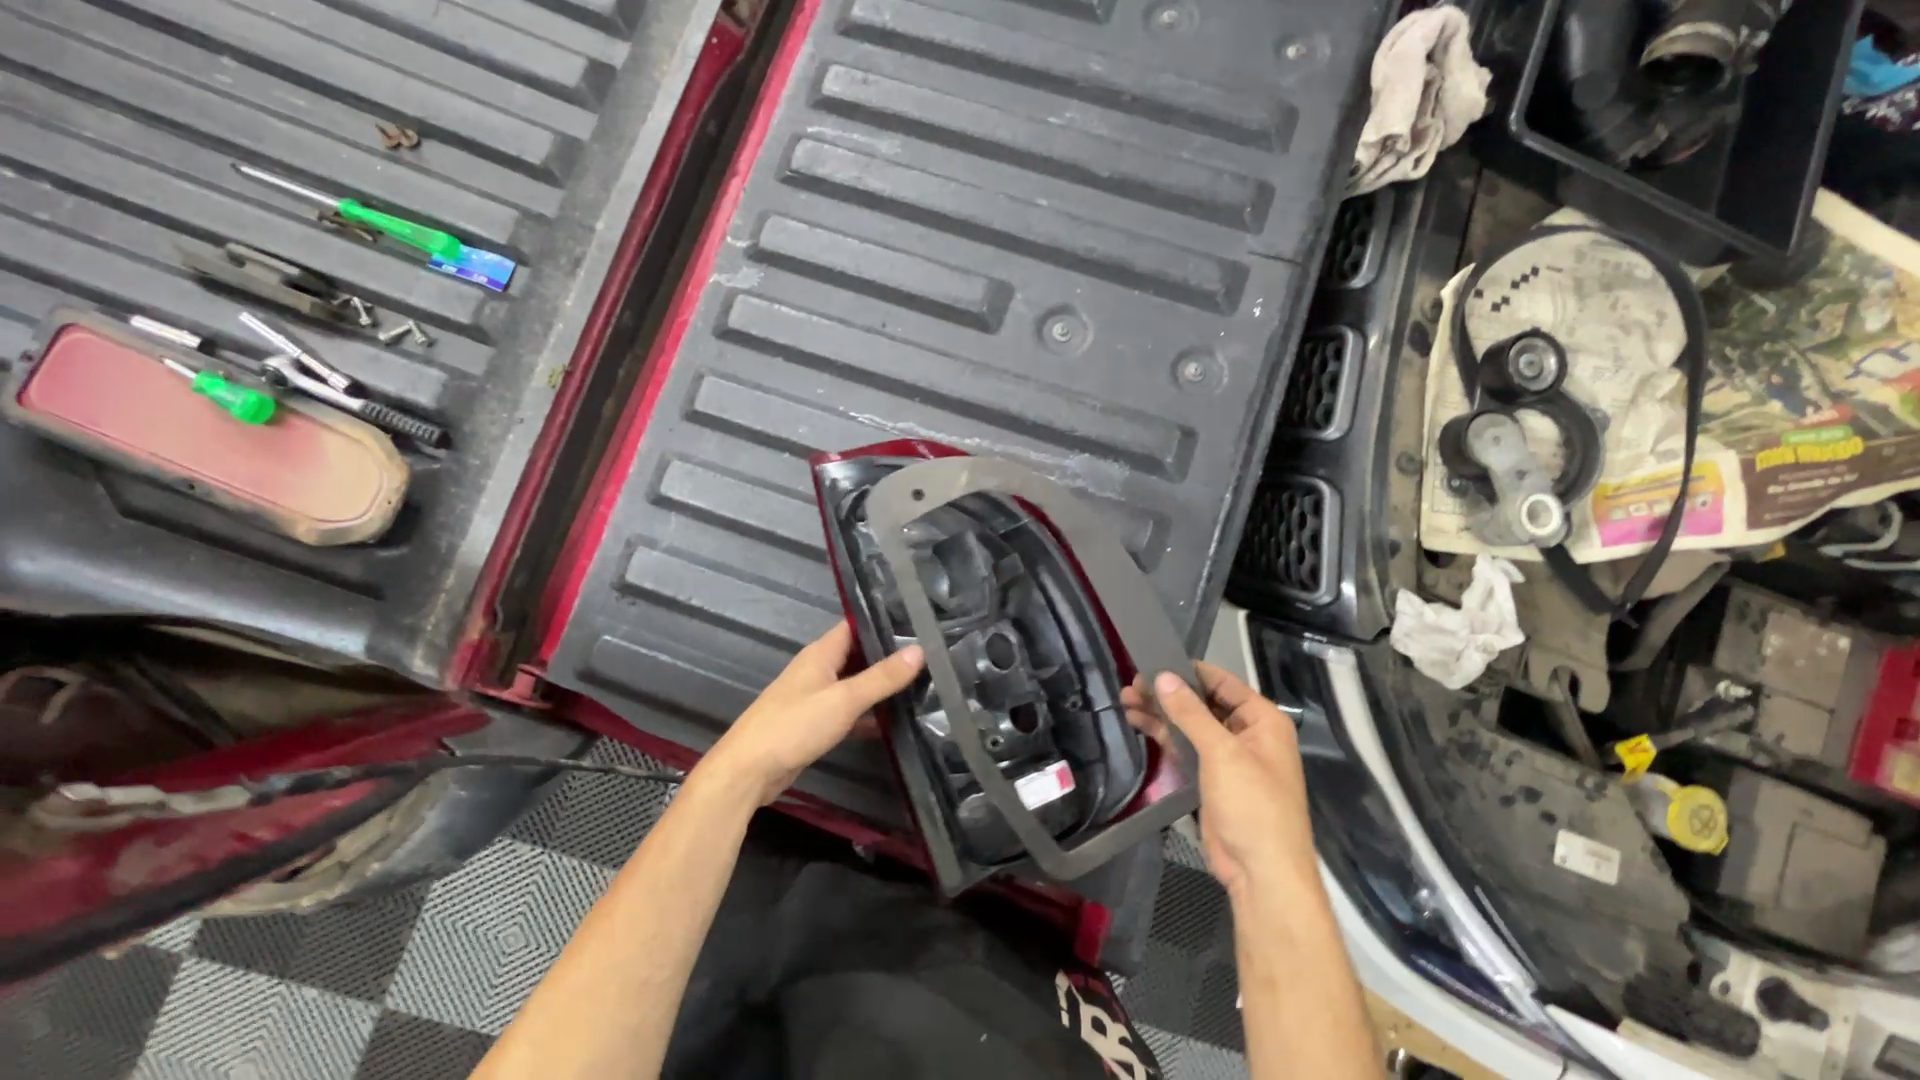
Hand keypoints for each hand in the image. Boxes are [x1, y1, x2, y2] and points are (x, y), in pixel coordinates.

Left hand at [699, 622, 924, 805]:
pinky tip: (895, 722)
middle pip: (858, 655)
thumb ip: (882, 677)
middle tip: (931, 656)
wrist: (750, 770)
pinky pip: (848, 711)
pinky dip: (868, 715)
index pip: (856, 626)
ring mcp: (815, 697)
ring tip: (923, 685)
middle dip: (889, 656)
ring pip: (854, 685)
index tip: (919, 623)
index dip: (884, 622)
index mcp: (820, 654)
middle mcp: (818, 670)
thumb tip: (919, 649)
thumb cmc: (794, 726)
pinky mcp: (815, 724)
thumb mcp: (844, 699)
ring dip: (880, 687)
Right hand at [1120, 662, 1315, 897]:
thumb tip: (1164, 677)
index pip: (1223, 683)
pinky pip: (1187, 749)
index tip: (1153, 661)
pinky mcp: (1212, 780)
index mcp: (1263, 720)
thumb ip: (1191, 713)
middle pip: (1204, 704)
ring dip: (1161, 714)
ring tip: (1124, 701)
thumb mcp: (1222, 752)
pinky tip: (1138, 725)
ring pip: (1191, 726)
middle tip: (1130, 684)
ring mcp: (1229, 758)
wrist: (1262, 870)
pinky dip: (1164, 737)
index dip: (1189, 671)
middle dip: (1169, 694)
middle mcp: (1248, 734)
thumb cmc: (1252, 803)